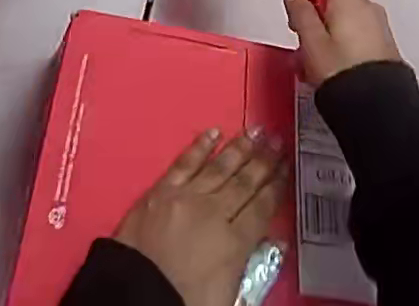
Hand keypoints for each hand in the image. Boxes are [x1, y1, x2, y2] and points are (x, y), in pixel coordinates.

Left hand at [115, 128, 286, 305]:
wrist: (130, 305)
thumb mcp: (228, 299)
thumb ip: (253, 268)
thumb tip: (279, 243)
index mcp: (234, 243)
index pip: (263, 207)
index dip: (277, 185)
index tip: (288, 165)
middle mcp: (215, 213)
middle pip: (245, 181)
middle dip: (264, 159)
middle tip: (277, 138)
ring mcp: (187, 198)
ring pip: (220, 167)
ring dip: (240, 147)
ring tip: (256, 130)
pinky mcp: (161, 192)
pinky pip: (185, 163)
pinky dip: (200, 146)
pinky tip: (214, 132)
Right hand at [283, 0, 401, 85]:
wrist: (378, 105)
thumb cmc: (343, 70)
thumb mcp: (311, 41)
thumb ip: (301, 13)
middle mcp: (368, 7)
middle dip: (316, 11)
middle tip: (298, 31)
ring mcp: (378, 27)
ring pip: (346, 20)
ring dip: (326, 32)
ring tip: (309, 60)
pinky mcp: (383, 46)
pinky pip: (357, 36)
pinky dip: (341, 44)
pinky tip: (327, 68)